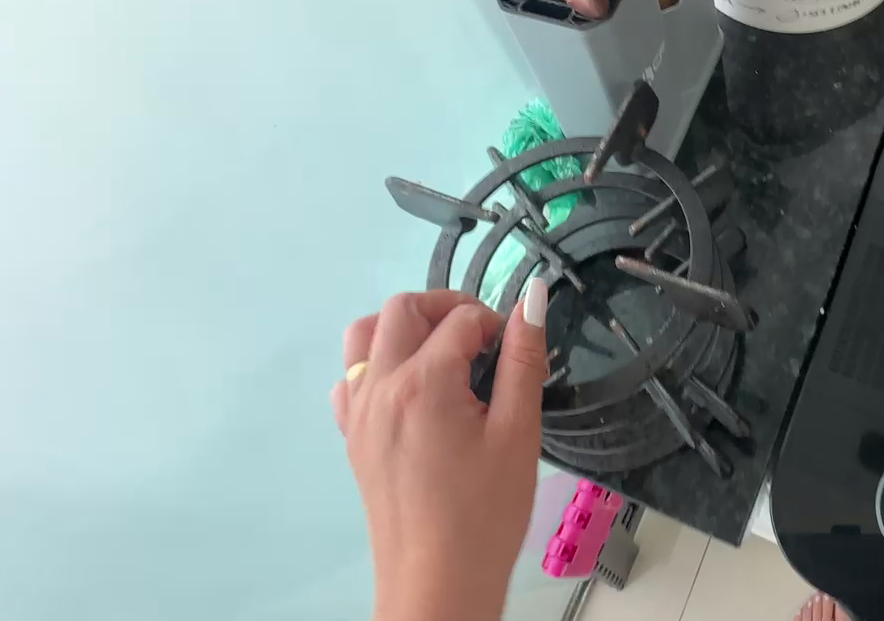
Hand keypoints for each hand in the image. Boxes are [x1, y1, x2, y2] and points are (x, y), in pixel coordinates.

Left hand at [333, 280, 549, 620]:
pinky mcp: (352, 439)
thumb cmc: (488, 510)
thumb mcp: (520, 429)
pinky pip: (351, 378)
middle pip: (403, 309)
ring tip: (447, 354)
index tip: (518, 356)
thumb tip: (533, 295)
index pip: (463, 318)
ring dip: (407, 327)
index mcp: (423, 384)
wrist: (439, 587)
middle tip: (485, 341)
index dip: (500, 325)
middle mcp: (380, 389)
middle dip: (449, 308)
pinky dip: (380, 364)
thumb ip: (524, 355)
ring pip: (365, 334)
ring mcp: (358, 414)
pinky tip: (414, 389)